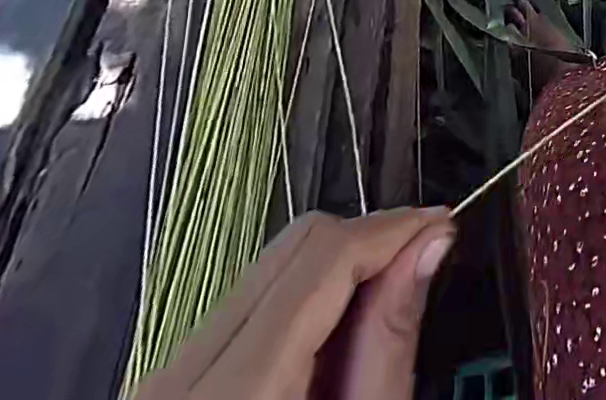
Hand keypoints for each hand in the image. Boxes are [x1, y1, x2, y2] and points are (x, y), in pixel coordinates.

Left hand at [135, 208, 454, 399]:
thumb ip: (389, 340)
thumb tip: (433, 242)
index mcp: (230, 398)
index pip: (323, 259)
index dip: (392, 228)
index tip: (445, 224)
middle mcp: (177, 377)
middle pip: (293, 248)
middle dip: (370, 237)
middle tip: (426, 250)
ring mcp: (160, 380)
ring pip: (271, 266)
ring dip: (341, 261)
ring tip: (391, 289)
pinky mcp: (165, 385)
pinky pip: (250, 301)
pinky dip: (309, 292)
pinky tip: (342, 325)